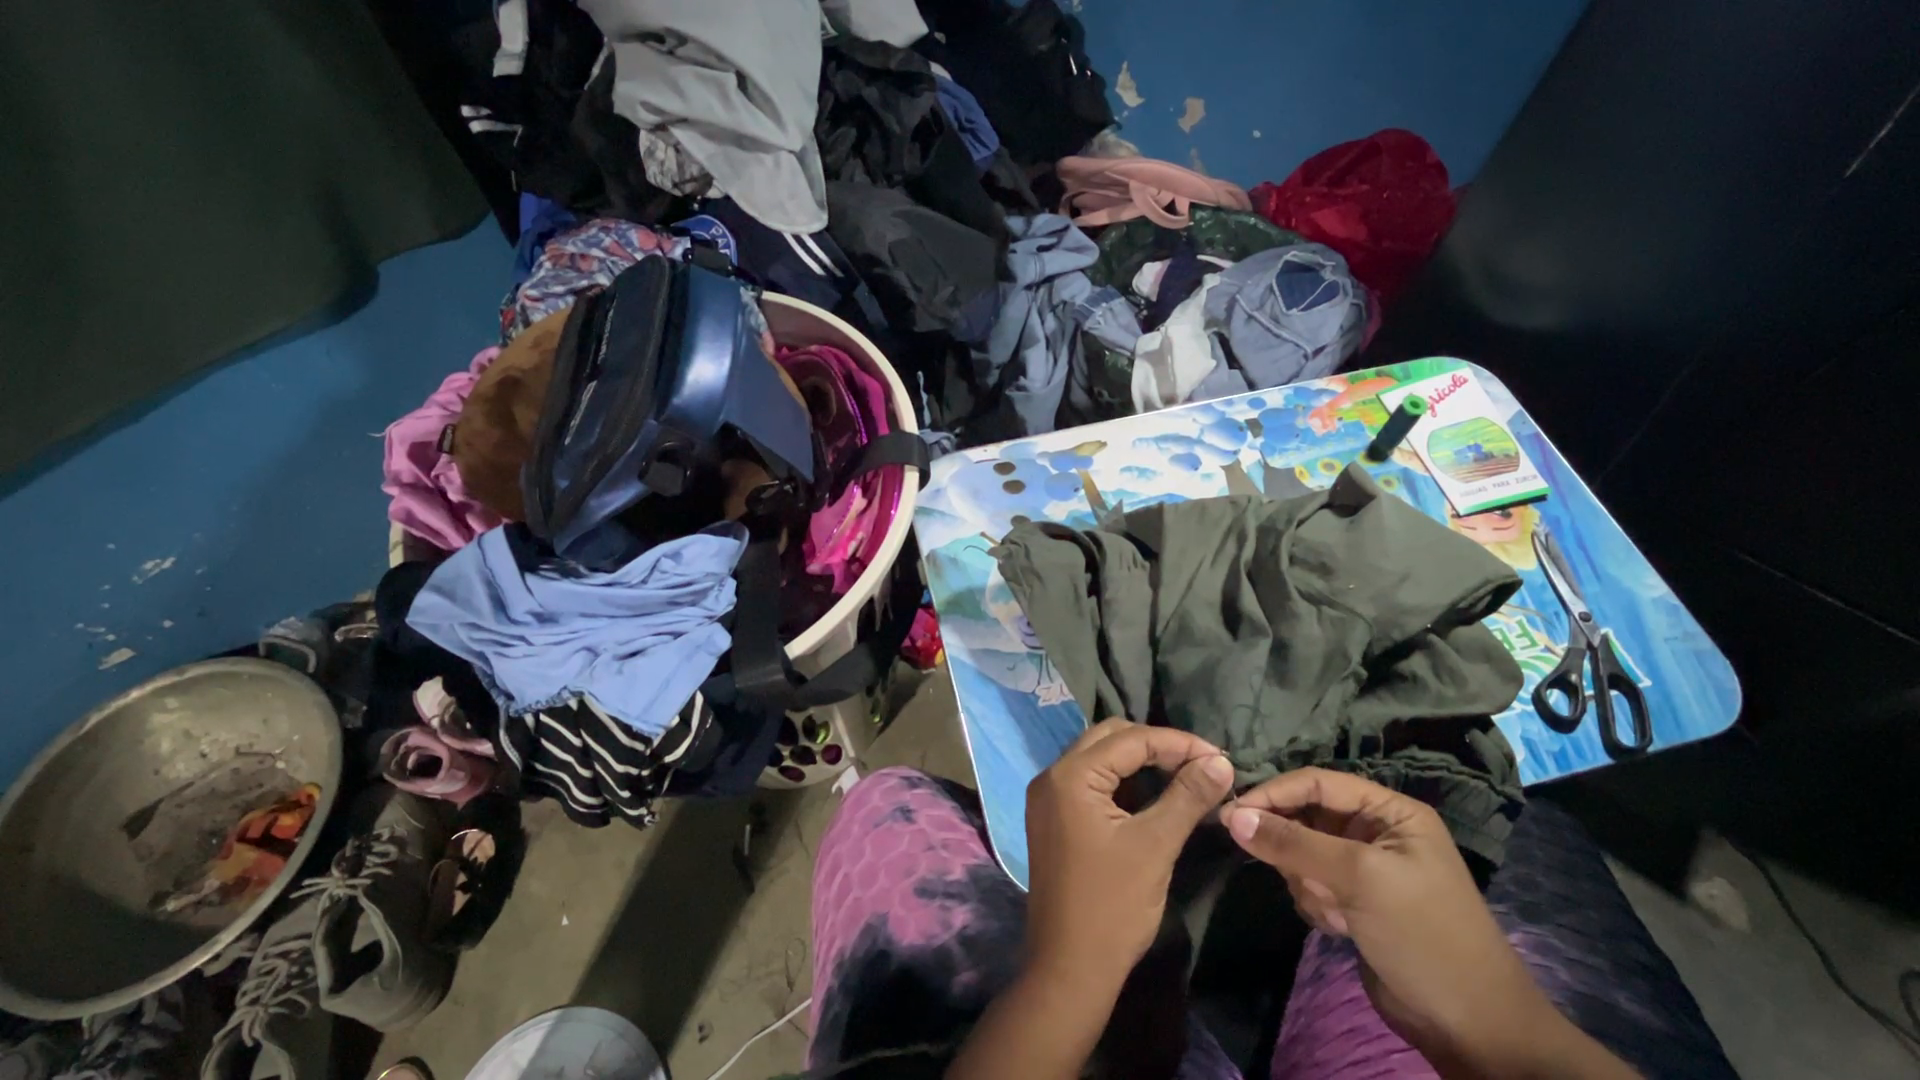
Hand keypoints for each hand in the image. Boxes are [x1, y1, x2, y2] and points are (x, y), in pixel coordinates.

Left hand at [1024, 719, 1234, 985]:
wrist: (1070, 967)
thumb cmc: (1113, 905)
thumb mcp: (1156, 845)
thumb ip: (1187, 796)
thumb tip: (1221, 762)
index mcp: (1070, 776)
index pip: (1130, 739)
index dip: (1178, 743)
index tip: (1221, 759)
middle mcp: (1051, 776)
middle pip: (1110, 738)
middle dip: (1157, 745)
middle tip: (1202, 764)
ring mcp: (1048, 798)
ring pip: (1099, 758)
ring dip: (1140, 761)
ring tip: (1185, 775)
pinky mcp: (1054, 819)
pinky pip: (1090, 782)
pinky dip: (1123, 781)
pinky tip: (1153, 794)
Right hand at [1221, 769, 1633, 1078]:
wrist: (1468, 1023)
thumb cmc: (1423, 933)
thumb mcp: (1359, 878)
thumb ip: (1293, 843)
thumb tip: (1232, 816)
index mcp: (1392, 812)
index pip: (1318, 783)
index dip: (1274, 793)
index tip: (1231, 814)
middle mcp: (1378, 833)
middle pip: (1307, 817)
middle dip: (1295, 848)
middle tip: (1292, 874)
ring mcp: (1366, 870)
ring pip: (1303, 854)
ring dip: (1307, 882)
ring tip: (1333, 910)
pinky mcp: (1356, 903)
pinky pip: (1311, 885)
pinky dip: (1316, 904)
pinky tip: (1339, 927)